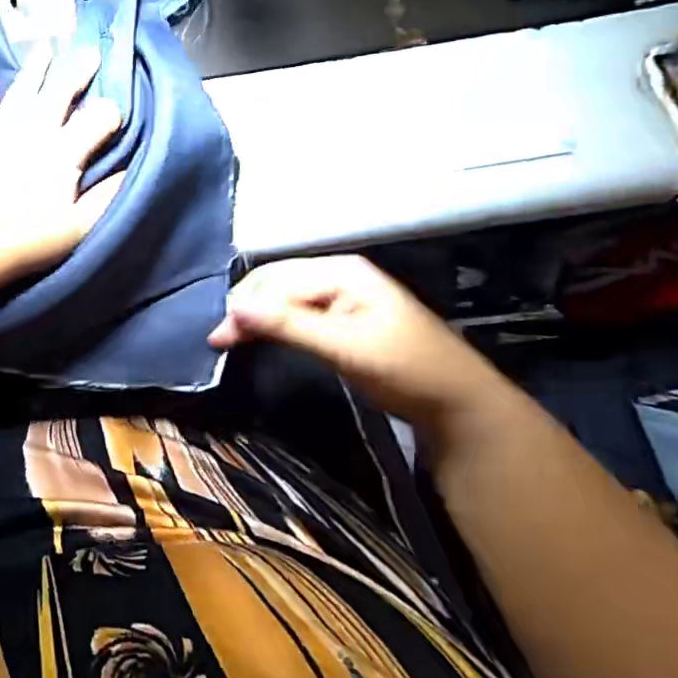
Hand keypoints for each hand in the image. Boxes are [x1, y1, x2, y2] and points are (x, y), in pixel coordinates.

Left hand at [0, 44, 126, 285]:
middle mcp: (34, 131)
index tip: (117, 114)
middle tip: (91, 50)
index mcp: (63, 152)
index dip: (111, 112)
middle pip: (60, 91)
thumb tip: (130, 169)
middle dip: (78, 70)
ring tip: (47, 47)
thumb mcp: (77, 228)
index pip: (97, 118)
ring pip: (22, 90)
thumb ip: (106, 197)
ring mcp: (1, 132)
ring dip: (36, 68)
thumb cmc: (25, 240)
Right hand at [207, 255, 518, 424]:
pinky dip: (277, 325)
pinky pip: (300, 313)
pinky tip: (263, 336)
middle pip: (279, 284)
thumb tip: (233, 307)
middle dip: (247, 308)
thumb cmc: (406, 370)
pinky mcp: (345, 320)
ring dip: (259, 317)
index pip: (277, 280)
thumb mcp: (344, 347)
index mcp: (343, 271)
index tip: (217, 338)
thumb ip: (289, 325)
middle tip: (219, 341)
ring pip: (286, 298)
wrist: (460, 406)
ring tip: (232, 339)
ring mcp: (344, 297)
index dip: (244, 305)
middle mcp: (340, 276)